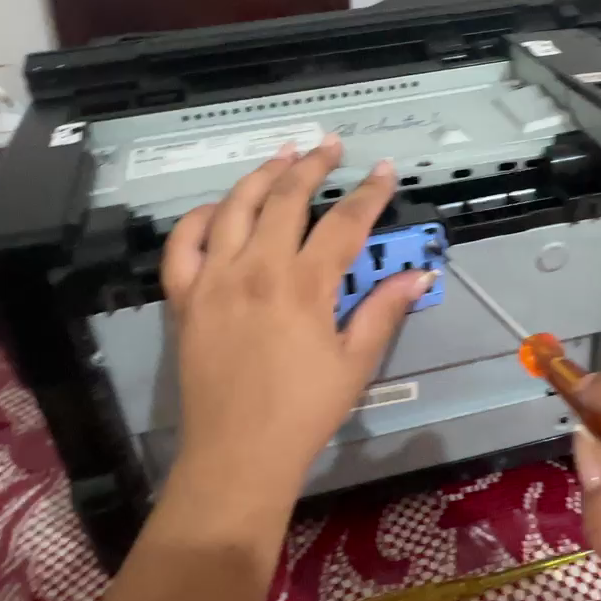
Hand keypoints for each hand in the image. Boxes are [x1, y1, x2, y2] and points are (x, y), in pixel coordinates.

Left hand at [159, 136, 432, 500]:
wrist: (238, 455)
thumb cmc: (304, 412)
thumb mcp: (356, 363)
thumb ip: (383, 310)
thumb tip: (417, 274)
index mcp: (304, 286)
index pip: (344, 223)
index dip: (368, 193)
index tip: (383, 171)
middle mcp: (256, 269)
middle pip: (286, 199)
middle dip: (313, 165)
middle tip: (329, 146)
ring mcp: (214, 280)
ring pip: (234, 207)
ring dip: (261, 175)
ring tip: (282, 156)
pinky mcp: (185, 297)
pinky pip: (182, 244)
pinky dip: (198, 217)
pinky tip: (218, 208)